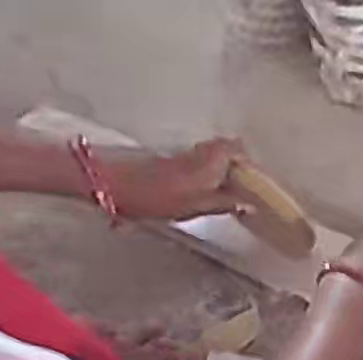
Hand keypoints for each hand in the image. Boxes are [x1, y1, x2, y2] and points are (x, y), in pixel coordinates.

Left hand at [98, 138, 247, 220]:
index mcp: (205, 165)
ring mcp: (178, 155)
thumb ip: (222, 204)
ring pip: (210, 154)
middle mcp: (193, 155)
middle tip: (249, 184)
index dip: (248, 159)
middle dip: (238, 162)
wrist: (104, 181)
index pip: (233, 149)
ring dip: (224, 167)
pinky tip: (209, 187)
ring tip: (232, 188)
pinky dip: (209, 169)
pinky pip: (197, 160)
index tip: (258, 176)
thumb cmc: (151, 197)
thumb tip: (248, 205)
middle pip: (222, 149)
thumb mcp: (194, 207)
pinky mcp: (165, 160)